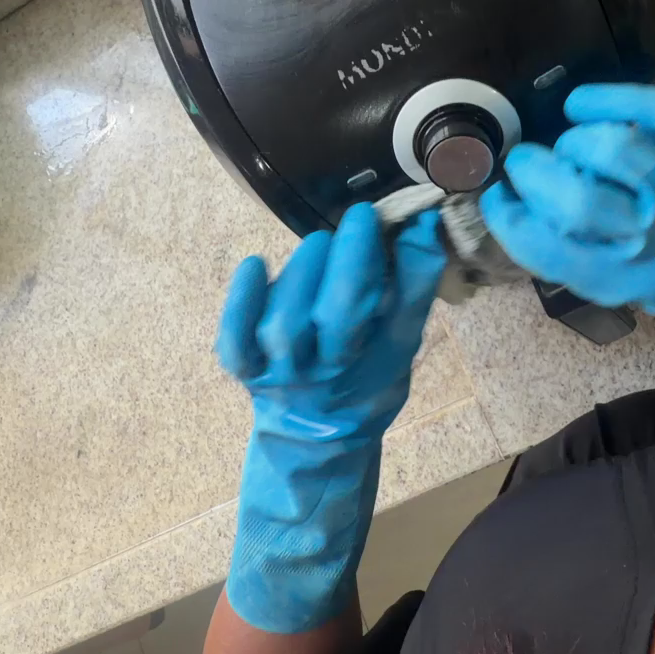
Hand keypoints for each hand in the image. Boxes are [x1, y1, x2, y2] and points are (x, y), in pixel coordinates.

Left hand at [218, 203, 448, 633]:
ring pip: (282, 322)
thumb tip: (421, 223)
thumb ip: (415, 284)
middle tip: (353, 226)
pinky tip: (254, 264)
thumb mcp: (404, 340)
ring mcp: (278, 373)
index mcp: (366, 362)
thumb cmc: (368, 380)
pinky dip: (240, 303)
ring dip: (302, 272)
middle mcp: (319, 371)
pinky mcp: (245, 369)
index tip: (369, 212)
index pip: (363, 307)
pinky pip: (233, 342)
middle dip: (339, 260)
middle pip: (324, 315)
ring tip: (319, 246)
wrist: (319, 440)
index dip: (362, 255)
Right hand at [479, 84, 654, 402]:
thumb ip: (576, 256)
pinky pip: (637, 103)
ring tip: (574, 145)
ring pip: (600, 145)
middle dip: (532, 171)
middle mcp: (654, 234)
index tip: (498, 195)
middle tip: (527, 162)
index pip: (544, 246)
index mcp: (627, 277)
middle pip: (568, 194)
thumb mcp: (630, 289)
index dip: (507, 217)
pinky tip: (585, 107)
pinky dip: (600, 99)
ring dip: (572, 141)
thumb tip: (521, 206)